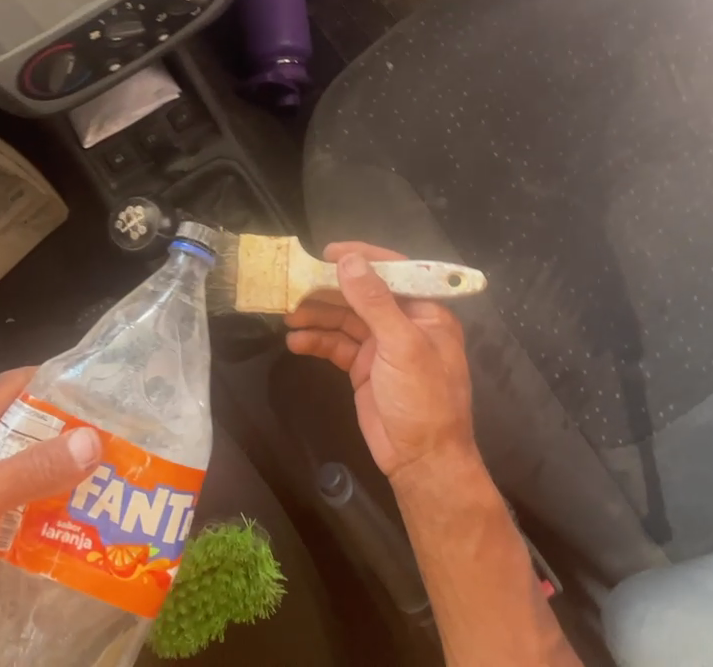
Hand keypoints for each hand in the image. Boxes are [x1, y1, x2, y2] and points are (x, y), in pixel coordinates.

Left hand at [0, 368, 101, 662]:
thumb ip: (40, 466)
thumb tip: (95, 439)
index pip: (19, 382)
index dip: (61, 386)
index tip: (102, 401)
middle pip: (12, 423)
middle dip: (56, 436)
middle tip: (102, 452)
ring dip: (35, 471)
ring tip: (81, 488)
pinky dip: (11, 500)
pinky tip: (34, 523)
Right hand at [284, 243, 474, 482]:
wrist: (422, 461)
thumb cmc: (424, 399)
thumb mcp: (401, 345)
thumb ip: (374, 301)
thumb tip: (348, 260)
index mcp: (425, 312)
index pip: (393, 272)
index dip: (362, 258)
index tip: (327, 252)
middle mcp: (403, 323)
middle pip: (361, 295)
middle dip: (329, 290)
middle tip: (294, 283)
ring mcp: (382, 346)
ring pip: (345, 320)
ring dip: (317, 315)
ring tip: (287, 313)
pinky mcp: (364, 368)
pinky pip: (337, 346)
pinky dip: (316, 341)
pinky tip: (295, 341)